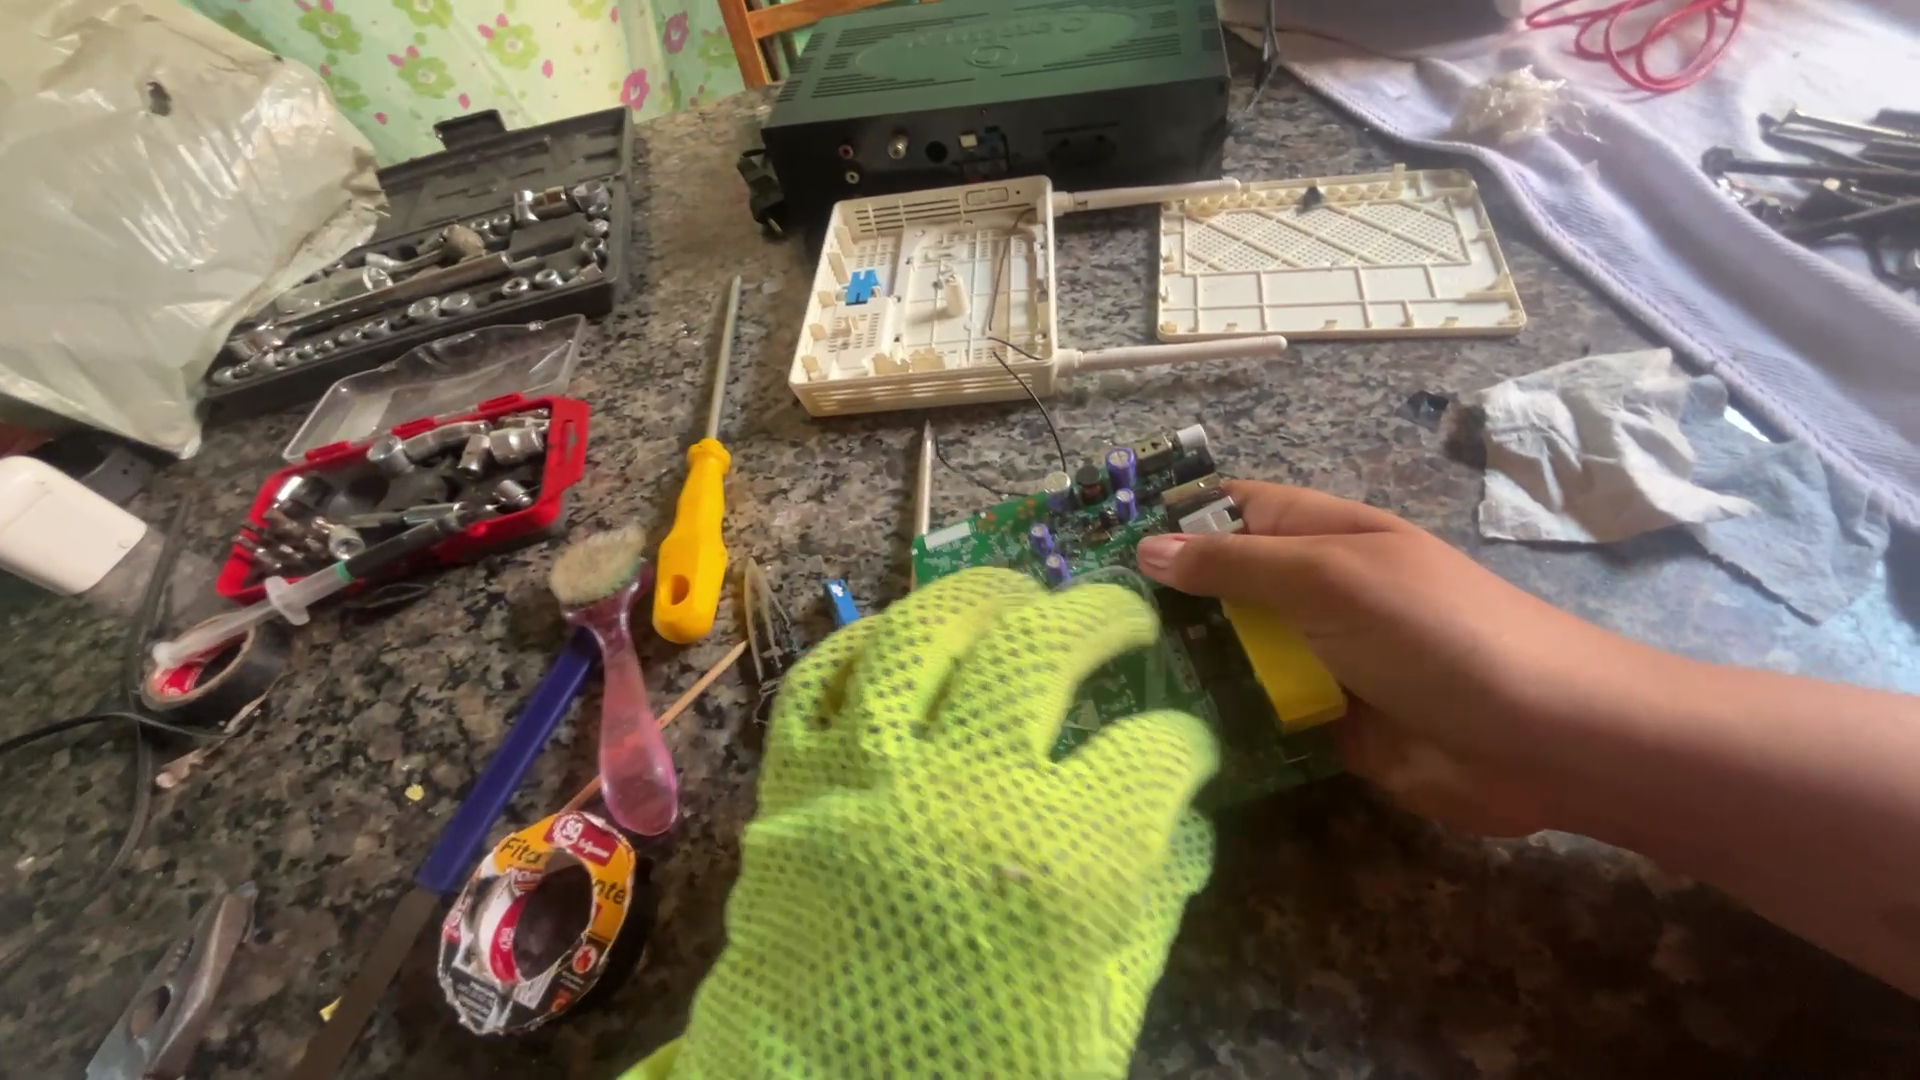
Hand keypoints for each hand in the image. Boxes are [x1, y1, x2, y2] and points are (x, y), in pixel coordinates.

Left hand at [645, 568, 1218, 1078]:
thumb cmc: (965, 1077)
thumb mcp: (1093, 1022)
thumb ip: (1148, 912)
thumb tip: (1188, 827)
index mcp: (1054, 865)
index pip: (1153, 754)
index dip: (1185, 742)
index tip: (1186, 746)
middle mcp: (956, 792)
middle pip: (1037, 648)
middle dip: (1100, 615)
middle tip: (1125, 618)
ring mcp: (860, 774)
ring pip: (922, 632)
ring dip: (985, 596)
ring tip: (1022, 596)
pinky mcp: (789, 780)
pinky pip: (822, 673)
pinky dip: (870, 641)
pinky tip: (910, 639)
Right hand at [1136, 481, 1657, 836]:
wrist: (1547, 743)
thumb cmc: (1437, 633)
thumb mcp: (1330, 578)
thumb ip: (1236, 564)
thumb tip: (1147, 548)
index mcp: (1313, 535)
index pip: (1224, 510)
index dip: (1168, 518)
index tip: (1096, 543)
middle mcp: (1304, 590)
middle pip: (1215, 583)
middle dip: (1159, 598)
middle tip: (1084, 623)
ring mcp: (1309, 654)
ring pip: (1226, 648)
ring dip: (1180, 659)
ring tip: (1103, 676)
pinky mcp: (1314, 714)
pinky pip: (1250, 705)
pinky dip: (1213, 712)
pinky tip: (1155, 724)